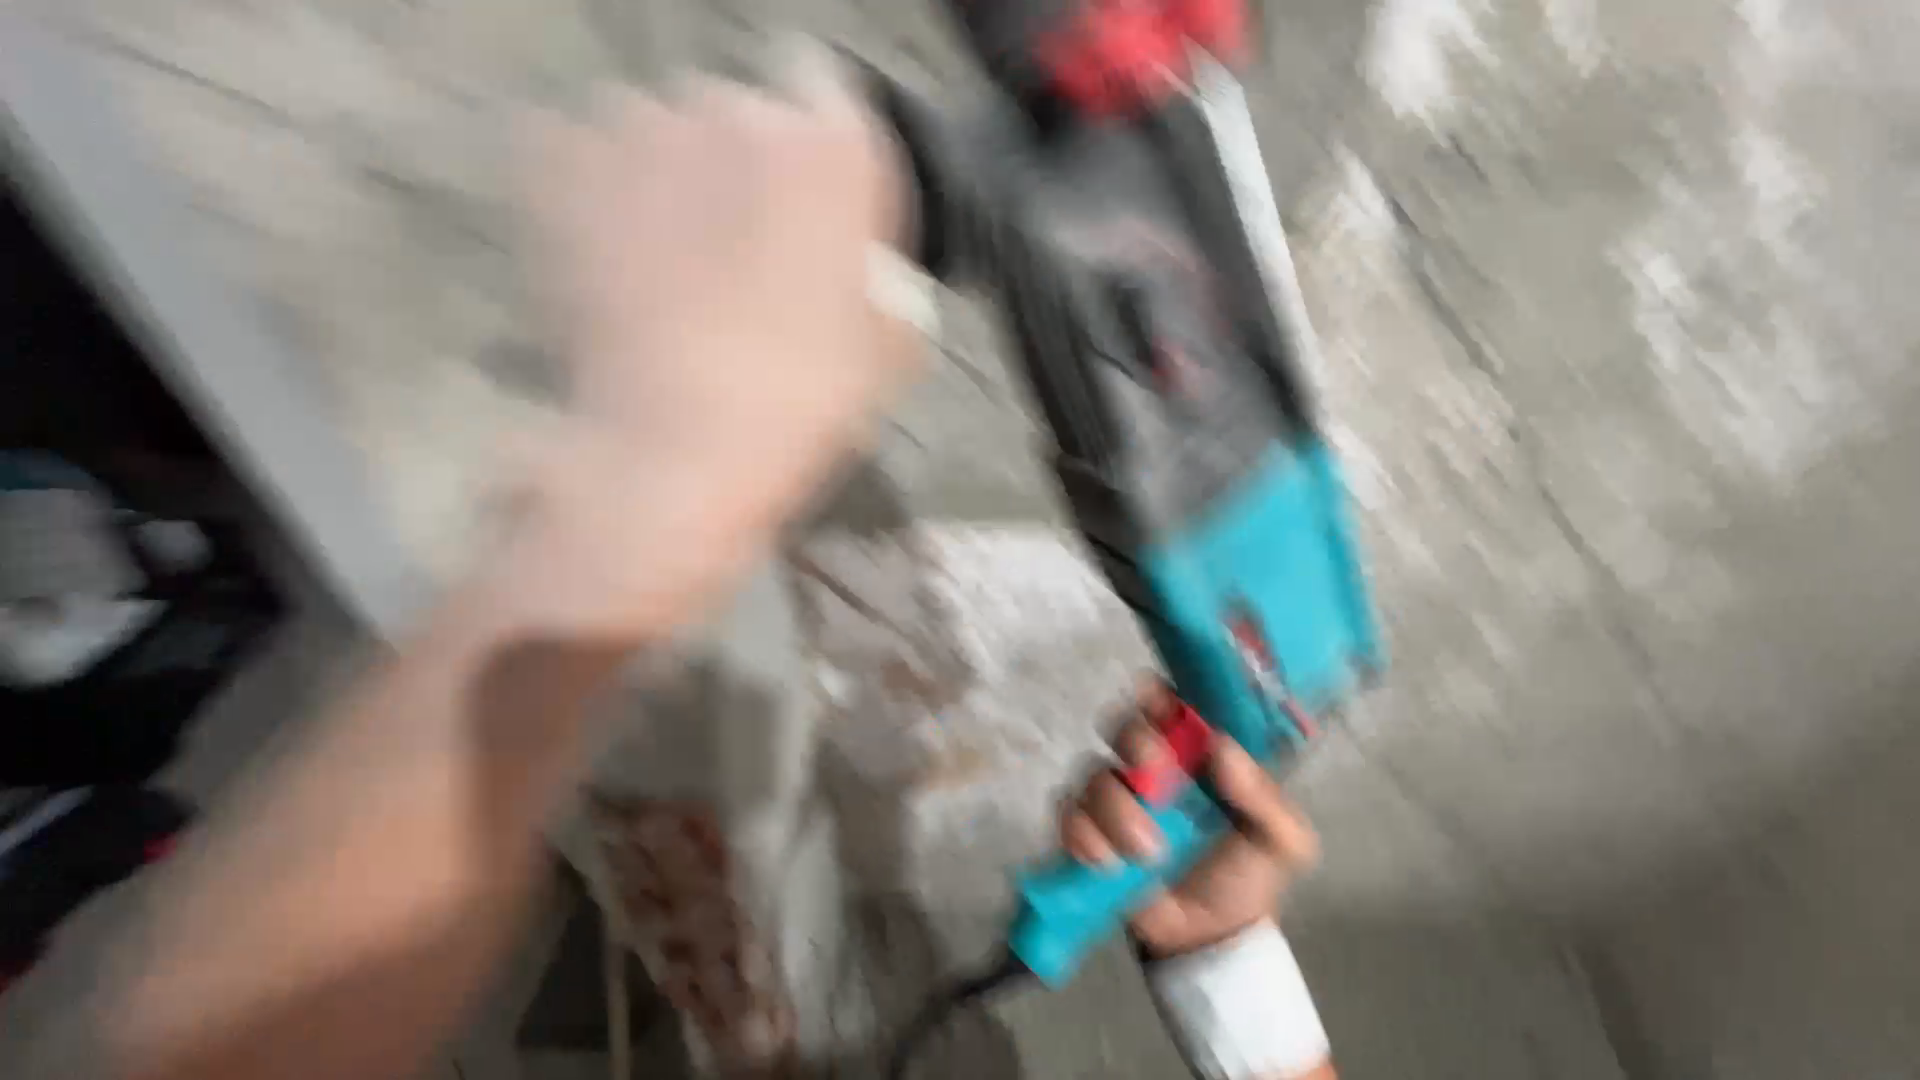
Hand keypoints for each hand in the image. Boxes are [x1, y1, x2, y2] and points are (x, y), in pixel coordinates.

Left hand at [505, 43, 914, 640]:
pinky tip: (614, 254)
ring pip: (661, 132)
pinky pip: (586, 153)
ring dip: (669, 179)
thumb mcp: (888, 348)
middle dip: (741, 170)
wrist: (682, 446)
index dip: (812, 156)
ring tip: (669, 262)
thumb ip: (883, 280)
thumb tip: (867, 273)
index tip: (803, 203)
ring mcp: (644, 127)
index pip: (826, 97)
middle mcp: (742, 108)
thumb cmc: (801, 401)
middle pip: (742, 114)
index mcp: (834, 148)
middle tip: (737, 249)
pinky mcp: (563, 160)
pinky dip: (598, 192)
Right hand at [1059, 687, 1319, 956]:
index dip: (1156, 694)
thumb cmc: (1245, 874)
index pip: (1166, 702)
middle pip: (1122, 725)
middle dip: (1134, 743)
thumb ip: (1264, 797)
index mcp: (1194, 751)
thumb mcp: (1282, 841)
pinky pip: (1068, 815)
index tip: (1160, 704)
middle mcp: (1149, 763)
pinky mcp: (1088, 830)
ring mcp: (1114, 796)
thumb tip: (1223, 749)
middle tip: (1153, 776)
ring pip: (1093, 774)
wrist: (1212, 938)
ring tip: (1147, 853)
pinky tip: (1106, 861)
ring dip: (1116, 810)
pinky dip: (1081, 834)